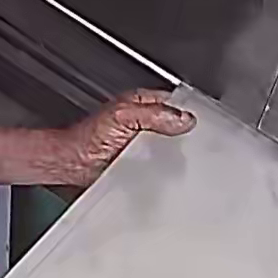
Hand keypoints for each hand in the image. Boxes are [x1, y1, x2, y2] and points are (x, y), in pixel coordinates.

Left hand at [47, 89, 195, 185]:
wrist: (75, 163)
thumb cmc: (89, 137)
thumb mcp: (124, 116)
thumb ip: (154, 114)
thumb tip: (183, 118)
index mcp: (143, 103)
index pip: (177, 104)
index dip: (189, 114)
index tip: (201, 128)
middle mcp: (146, 123)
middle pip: (177, 129)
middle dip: (186, 139)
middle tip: (195, 149)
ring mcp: (145, 145)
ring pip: (170, 149)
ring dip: (175, 158)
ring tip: (182, 163)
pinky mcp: (142, 164)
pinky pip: (160, 167)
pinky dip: (165, 172)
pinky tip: (167, 175)